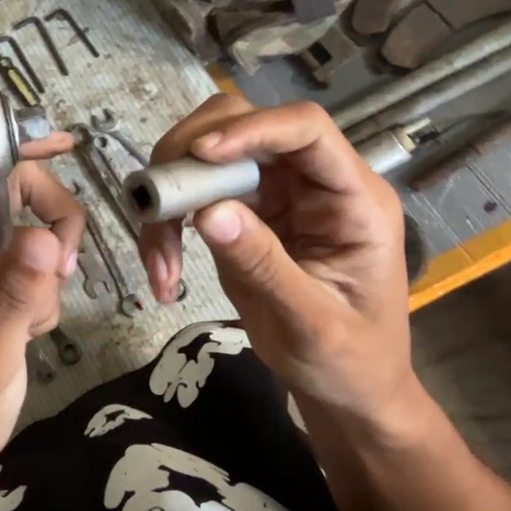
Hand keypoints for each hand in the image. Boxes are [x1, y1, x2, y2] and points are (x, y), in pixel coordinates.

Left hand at [0, 135, 82, 510]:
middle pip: (3, 183)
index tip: (58, 142)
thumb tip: (44, 234)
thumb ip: (16, 298)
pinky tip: (34, 326)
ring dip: (49, 255)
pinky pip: (26, 252)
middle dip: (46, 210)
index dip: (4, 142)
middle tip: (66, 263)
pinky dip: (44, 279)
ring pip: (22, 217)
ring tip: (43, 313)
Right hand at [137, 96, 413, 418]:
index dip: (252, 128)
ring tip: (159, 257)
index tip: (201, 154)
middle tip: (158, 202)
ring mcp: (272, 189)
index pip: (306, 128)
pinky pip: (190, 191)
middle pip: (240, 122)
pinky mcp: (239, 206)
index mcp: (352, 196)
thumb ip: (265, 265)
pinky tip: (162, 268)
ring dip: (170, 194)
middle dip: (189, 156)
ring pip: (203, 151)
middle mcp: (309, 178)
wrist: (343, 389)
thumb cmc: (350, 361)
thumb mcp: (313, 324)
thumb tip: (208, 212)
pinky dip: (165, 222)